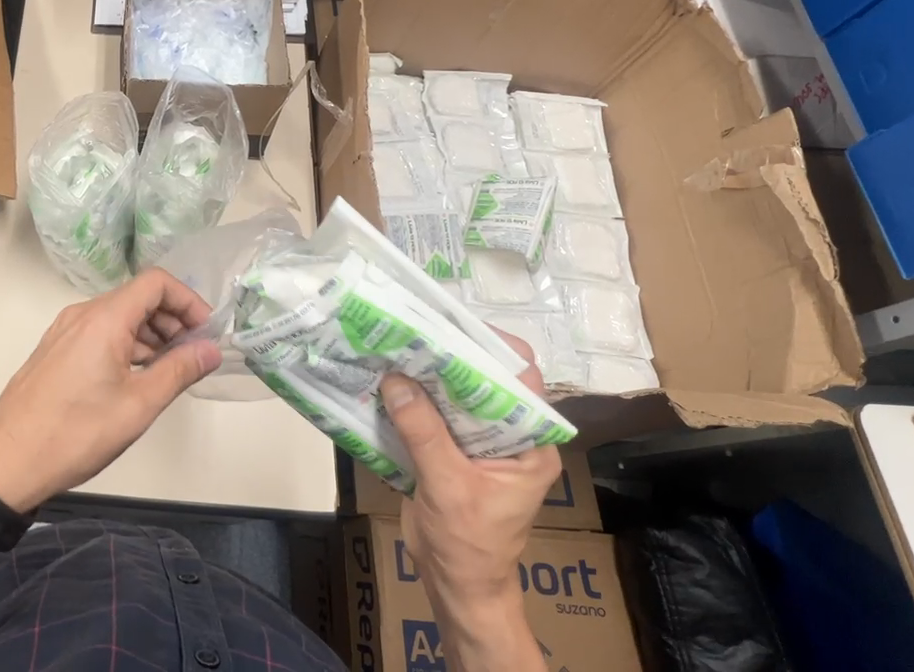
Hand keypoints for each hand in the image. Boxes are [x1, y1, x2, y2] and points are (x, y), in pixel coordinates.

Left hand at [0, 269, 222, 511]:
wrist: (7, 462)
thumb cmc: (76, 433)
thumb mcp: (138, 405)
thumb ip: (178, 371)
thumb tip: (211, 349)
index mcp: (104, 319)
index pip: (156, 283)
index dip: (188, 301)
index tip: (207, 333)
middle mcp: (82, 315)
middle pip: (138, 298)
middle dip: (173, 320)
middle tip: (195, 355)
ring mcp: (65, 332)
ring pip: (119, 317)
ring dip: (151, 335)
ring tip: (171, 371)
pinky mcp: (56, 351)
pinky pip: (100, 334)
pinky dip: (127, 346)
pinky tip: (138, 378)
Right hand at [383, 333, 562, 606]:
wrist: (456, 586)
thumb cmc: (469, 545)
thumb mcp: (448, 487)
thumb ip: (424, 433)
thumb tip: (396, 380)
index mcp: (529, 445)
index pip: (522, 382)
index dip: (493, 351)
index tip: (456, 326)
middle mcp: (508, 437)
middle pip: (482, 382)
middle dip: (450, 356)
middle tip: (415, 329)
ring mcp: (477, 443)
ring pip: (453, 396)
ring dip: (425, 375)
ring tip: (395, 346)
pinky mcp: (449, 450)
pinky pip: (431, 415)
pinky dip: (410, 399)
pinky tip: (385, 381)